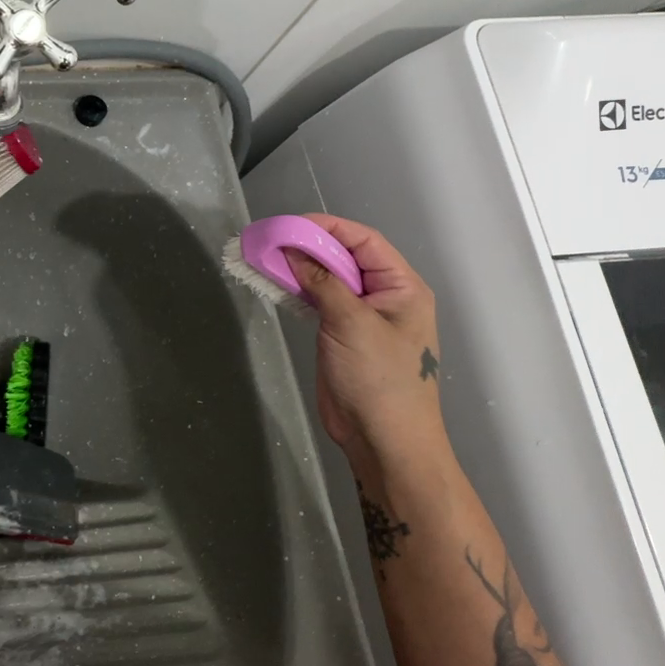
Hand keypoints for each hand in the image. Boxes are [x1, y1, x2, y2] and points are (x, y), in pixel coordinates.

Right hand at [286, 214, 445, 467]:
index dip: (325, 227)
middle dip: (306, 245)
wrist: (383, 440)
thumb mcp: (352, 324)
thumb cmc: (379, 379)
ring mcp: (361, 314)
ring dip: (297, 266)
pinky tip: (273, 282)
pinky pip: (318, 298)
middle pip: (343, 255)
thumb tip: (291, 249)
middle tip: (267, 240)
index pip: (363, 240)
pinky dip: (296, 287)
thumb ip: (322, 282)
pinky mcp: (340, 332)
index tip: (286, 225)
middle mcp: (384, 295)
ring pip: (327, 276)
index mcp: (402, 287)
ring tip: (263, 256)